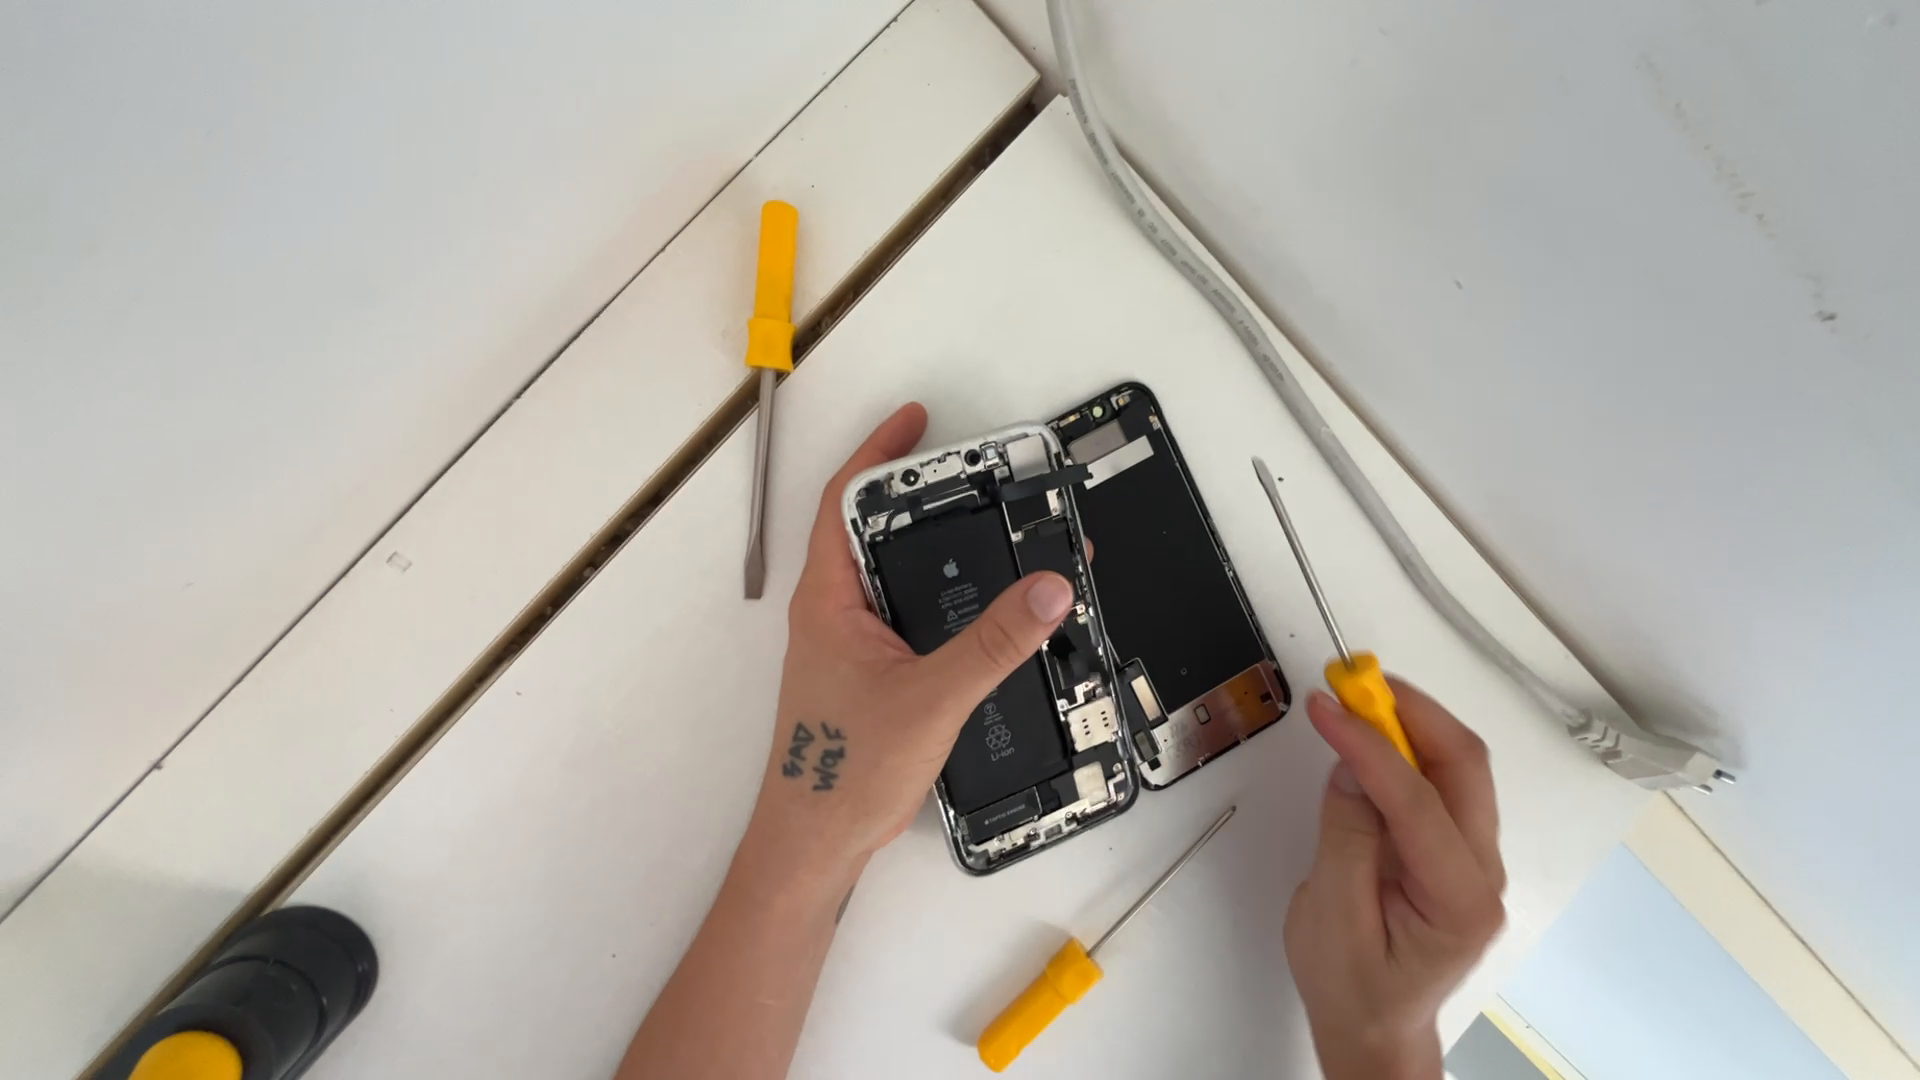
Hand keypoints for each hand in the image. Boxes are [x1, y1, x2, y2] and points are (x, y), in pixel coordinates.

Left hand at [740, 403, 1075, 891]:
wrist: (816, 842)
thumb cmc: (845, 771)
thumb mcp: (931, 698)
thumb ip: (994, 643)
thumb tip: (1049, 590)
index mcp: (830, 598)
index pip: (847, 501)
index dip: (880, 453)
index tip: (916, 421)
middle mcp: (835, 609)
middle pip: (871, 527)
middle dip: (916, 492)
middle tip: (968, 472)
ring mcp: (850, 639)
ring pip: (889, 570)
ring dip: (928, 544)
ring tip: (981, 525)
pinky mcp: (868, 667)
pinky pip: (904, 608)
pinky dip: (936, 589)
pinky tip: (973, 599)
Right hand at [1284, 679, 1506, 1079]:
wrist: (1373, 1024)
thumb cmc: (1352, 984)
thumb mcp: (1333, 916)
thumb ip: (1347, 839)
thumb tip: (1349, 770)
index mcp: (1458, 899)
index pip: (1416, 799)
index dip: (1368, 744)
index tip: (1326, 707)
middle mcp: (1479, 870)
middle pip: (1461, 765)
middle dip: (1408, 710)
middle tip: (1351, 680)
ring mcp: (1469, 855)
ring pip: (1454, 764)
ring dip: (1406, 719)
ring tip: (1353, 695)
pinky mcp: (1447, 844)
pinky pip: (1434, 778)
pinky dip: (1401, 742)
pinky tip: (1366, 731)